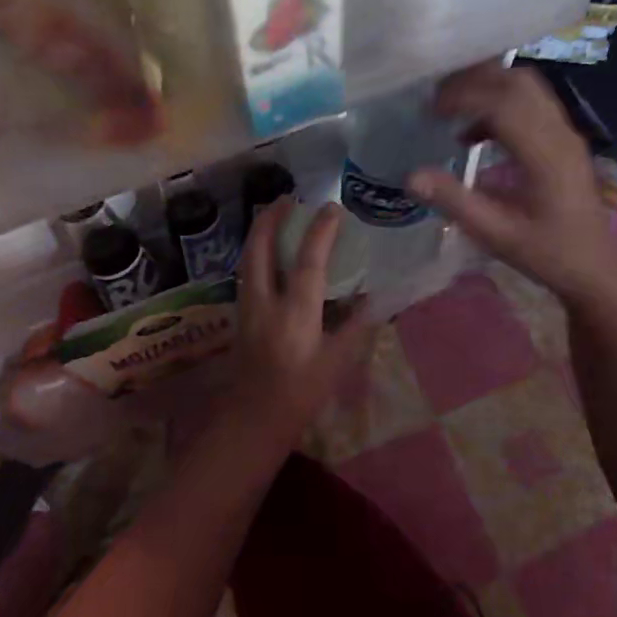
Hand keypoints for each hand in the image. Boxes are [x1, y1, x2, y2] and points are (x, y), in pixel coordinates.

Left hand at [230, 199, 371, 442]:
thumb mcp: (337, 363)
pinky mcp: (239, 315)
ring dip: (259, 232)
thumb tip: (376, 298)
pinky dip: (255, 252)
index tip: (332, 208)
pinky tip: (266, 252)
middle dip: (270, 218)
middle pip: (259, 248)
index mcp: (295, 315)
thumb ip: (357, 327)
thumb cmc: (301, 395)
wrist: (254, 419)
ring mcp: (246, 307)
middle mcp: (265, 303)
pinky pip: (245, 272)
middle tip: (287, 197)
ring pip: (247, 258)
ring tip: (275, 215)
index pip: (307, 262)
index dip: (320, 231)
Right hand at [406, 63, 616, 294]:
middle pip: (518, 83)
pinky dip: (498, 104)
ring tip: (449, 107)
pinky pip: (530, 104)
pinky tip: (472, 134)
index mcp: (545, 155)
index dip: (465, 97)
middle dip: (474, 80)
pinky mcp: (562, 140)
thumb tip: (412, 176)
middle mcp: (559, 134)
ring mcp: (564, 134)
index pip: (504, 104)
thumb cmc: (546, 252)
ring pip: (526, 88)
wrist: (594, 266)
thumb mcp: (495, 234)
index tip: (431, 109)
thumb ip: (454, 202)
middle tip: (436, 97)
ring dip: (487, 88)